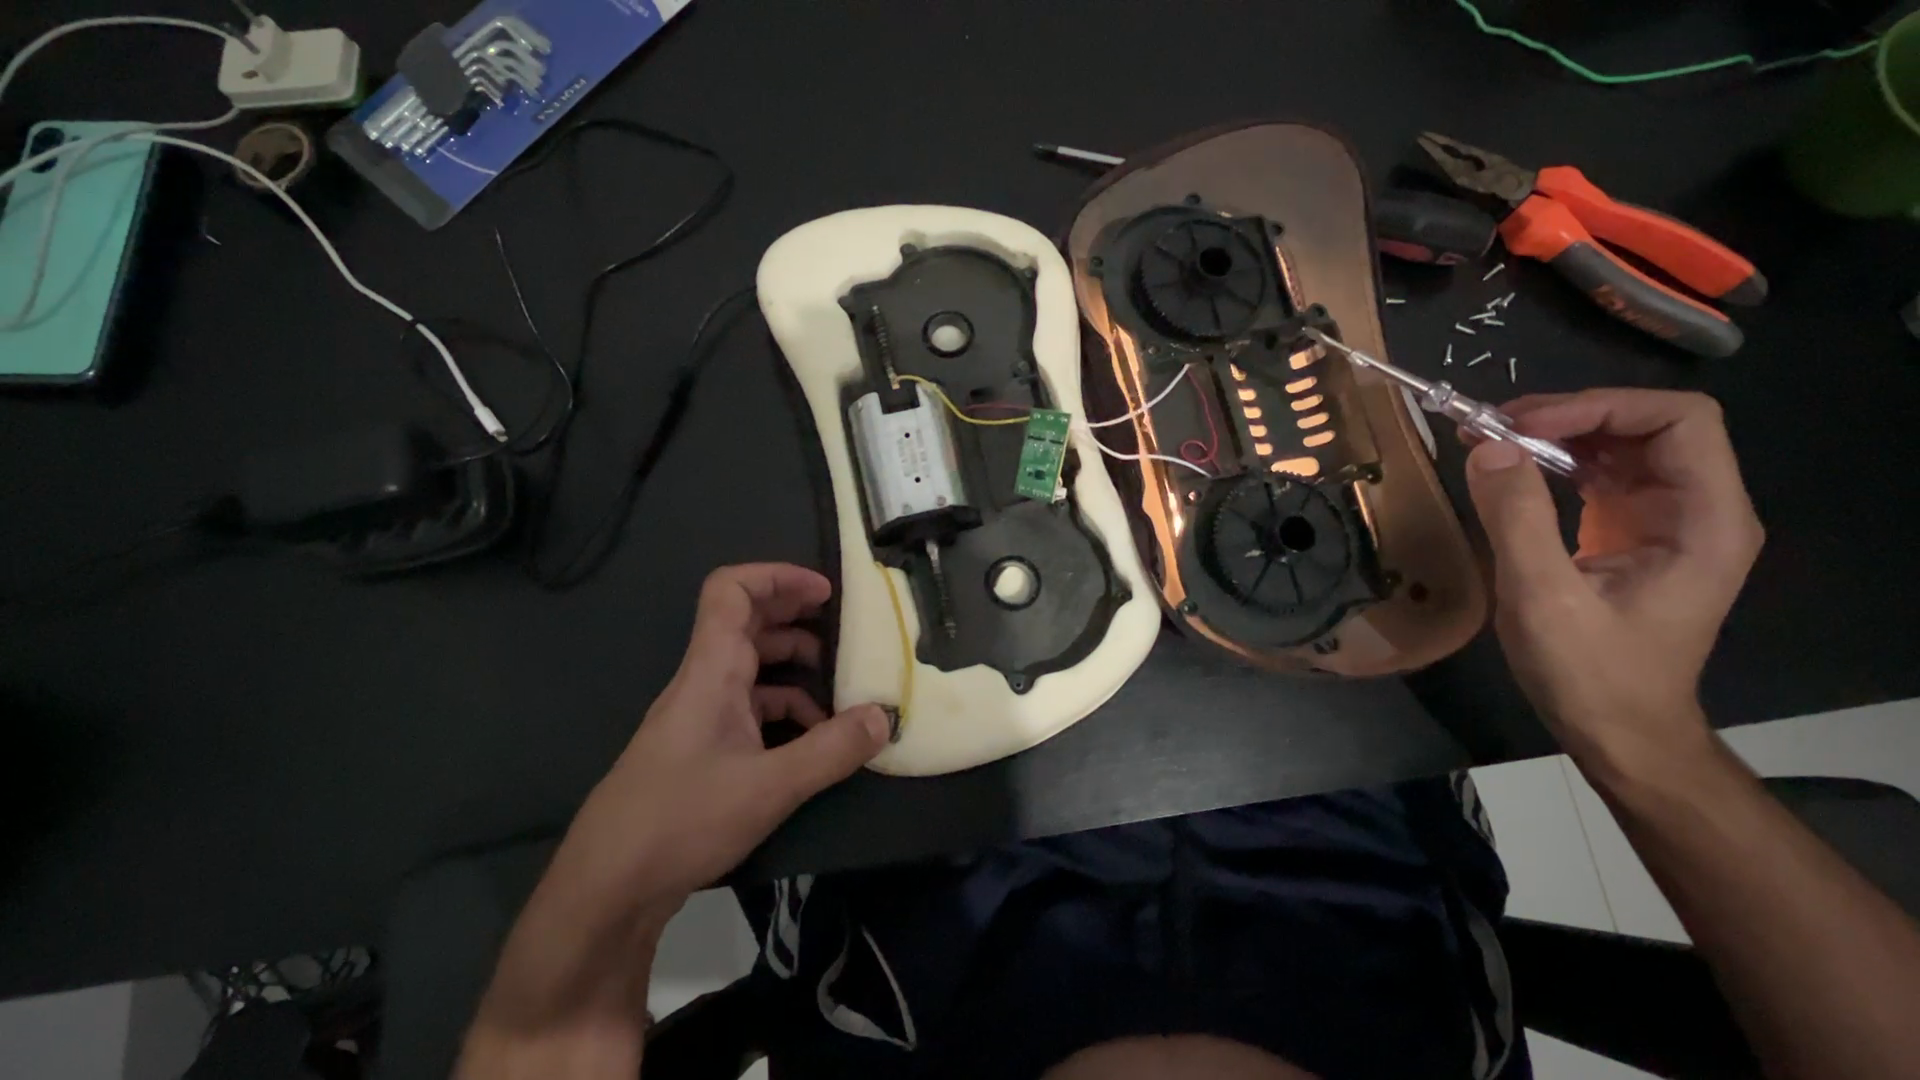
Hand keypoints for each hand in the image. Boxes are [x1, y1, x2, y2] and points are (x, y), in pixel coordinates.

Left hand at [561, 562, 892, 917]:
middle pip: (748, 625)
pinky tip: (814, 742)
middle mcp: (704, 683)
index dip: (778, 577)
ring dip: (796, 671)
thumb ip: (831, 750)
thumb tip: (884, 717)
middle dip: (798, 620)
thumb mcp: (770, 786)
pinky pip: (750, 711)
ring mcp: (700, 717)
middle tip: (846, 634)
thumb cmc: (683, 819)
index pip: (732, 591)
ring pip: (752, 671)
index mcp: (711, 671)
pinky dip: (786, 713)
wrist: (609, 884)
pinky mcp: (702, 751)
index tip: (826, 594)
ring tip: (842, 693)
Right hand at [1463, 390, 1762, 765]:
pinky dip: (1553, 463)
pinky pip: (1598, 476)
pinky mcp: (1628, 535)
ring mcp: (1663, 521)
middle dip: (1571, 415)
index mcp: (1705, 520)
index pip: (1679, 420)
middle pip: (1648, 425)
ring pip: (1620, 446)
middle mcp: (1697, 509)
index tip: (1525, 426)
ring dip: (1556, 435)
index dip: (1602, 407)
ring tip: (1490, 442)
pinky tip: (1510, 471)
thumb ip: (1518, 518)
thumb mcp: (1545, 598)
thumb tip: (1488, 447)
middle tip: (1493, 429)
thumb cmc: (1593, 674)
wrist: (1619, 734)